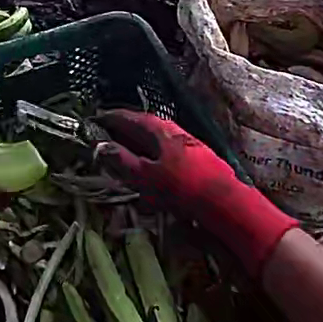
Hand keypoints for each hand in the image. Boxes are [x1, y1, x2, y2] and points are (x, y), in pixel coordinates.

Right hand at [94, 109, 297, 275]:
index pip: (127, 116)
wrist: (229, 206)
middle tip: (104, 137)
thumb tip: (99, 146)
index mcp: (157, 128)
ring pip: (154, 139)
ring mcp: (186, 143)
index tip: (93, 120)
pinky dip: (151, 156)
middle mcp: (172, 129)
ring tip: (124, 154)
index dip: (109, 118)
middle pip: (141, 125)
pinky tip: (150, 170)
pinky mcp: (196, 159)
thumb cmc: (183, 188)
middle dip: (123, 130)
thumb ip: (122, 160)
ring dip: (137, 144)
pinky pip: (165, 151)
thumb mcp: (146, 176)